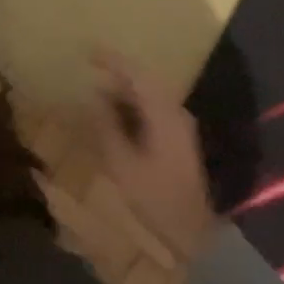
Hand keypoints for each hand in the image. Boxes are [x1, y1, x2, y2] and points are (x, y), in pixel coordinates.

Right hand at [90, 48, 218, 259]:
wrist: (194, 230)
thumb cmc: (156, 197)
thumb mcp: (123, 164)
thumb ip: (107, 126)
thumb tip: (95, 96)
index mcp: (162, 114)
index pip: (136, 74)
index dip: (112, 60)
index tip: (88, 52)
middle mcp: (174, 111)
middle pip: (144, 81)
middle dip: (116, 74)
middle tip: (89, 70)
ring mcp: (179, 124)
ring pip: (148, 95)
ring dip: (123, 91)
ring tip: (96, 93)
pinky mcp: (178, 136)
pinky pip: (152, 108)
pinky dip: (132, 106)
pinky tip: (115, 116)